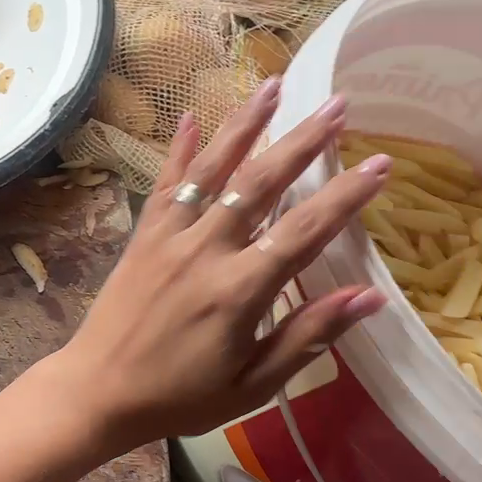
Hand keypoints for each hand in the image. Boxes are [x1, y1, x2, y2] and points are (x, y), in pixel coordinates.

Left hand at [44, 79, 390, 452]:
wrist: (99, 388)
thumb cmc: (181, 395)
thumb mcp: (253, 382)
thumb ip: (308, 335)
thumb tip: (371, 297)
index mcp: (239, 290)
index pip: (304, 232)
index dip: (344, 197)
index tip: (381, 163)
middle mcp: (204, 250)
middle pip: (259, 184)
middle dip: (301, 141)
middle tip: (338, 104)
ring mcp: (167, 237)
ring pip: (210, 171)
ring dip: (243, 126)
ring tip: (272, 85)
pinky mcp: (142, 235)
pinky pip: (163, 185)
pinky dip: (179, 151)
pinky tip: (190, 117)